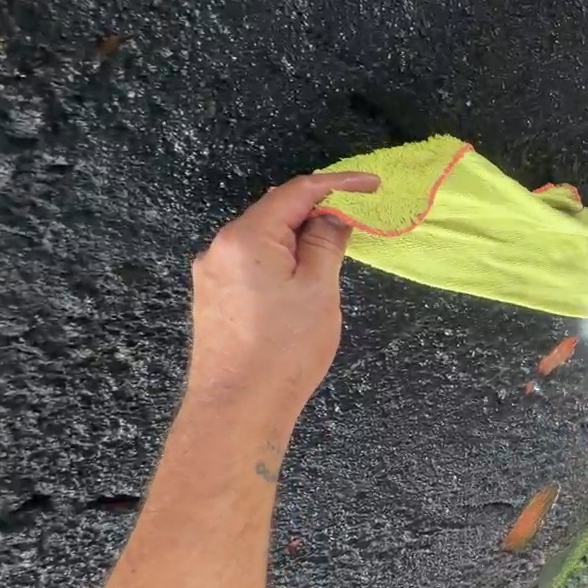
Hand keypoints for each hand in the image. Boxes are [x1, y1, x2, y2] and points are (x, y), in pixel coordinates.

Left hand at [185, 172, 379, 433]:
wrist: (239, 403)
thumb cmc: (285, 347)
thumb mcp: (319, 289)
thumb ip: (326, 244)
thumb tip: (333, 218)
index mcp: (246, 238)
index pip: (296, 193)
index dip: (338, 183)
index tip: (374, 184)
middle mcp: (220, 248)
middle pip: (276, 211)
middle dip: (319, 209)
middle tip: (360, 219)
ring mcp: (214, 273)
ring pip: (266, 238)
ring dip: (302, 236)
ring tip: (337, 251)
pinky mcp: (217, 296)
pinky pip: (256, 260)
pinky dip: (286, 256)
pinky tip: (306, 275)